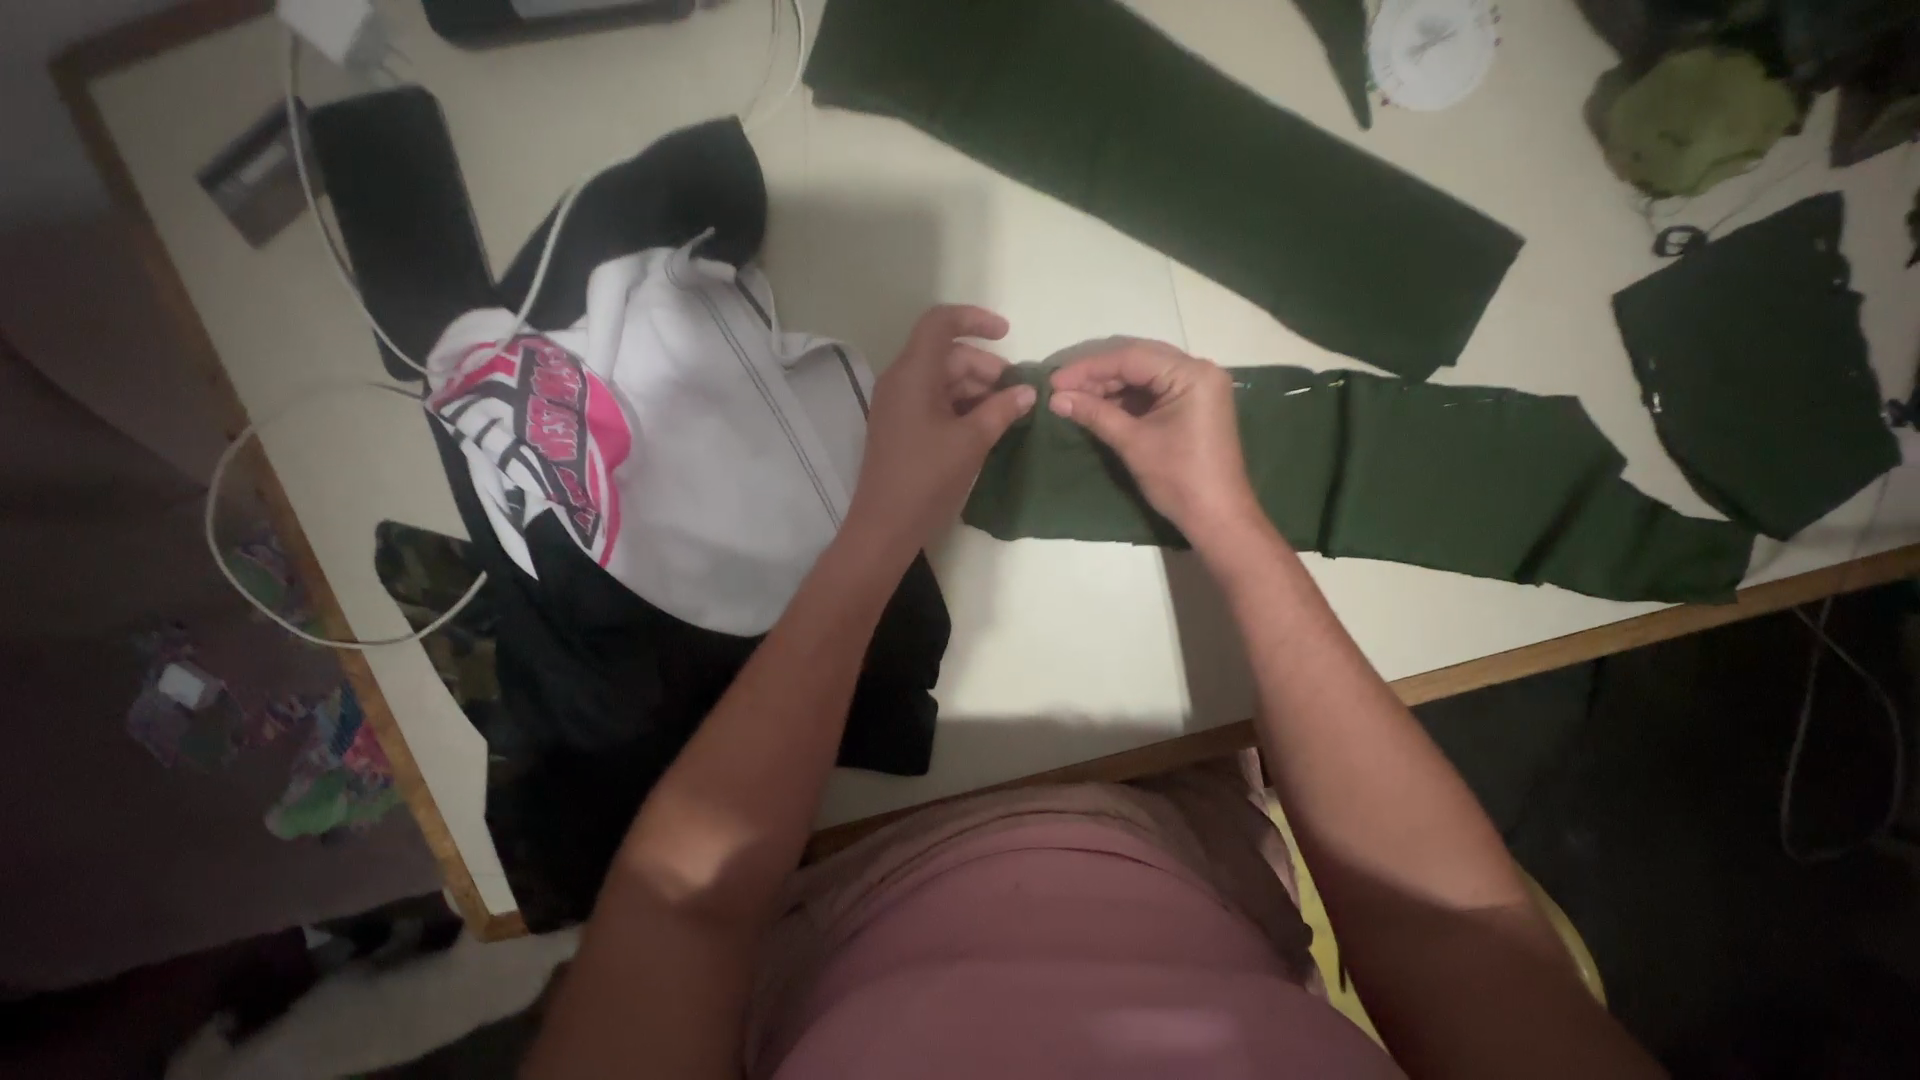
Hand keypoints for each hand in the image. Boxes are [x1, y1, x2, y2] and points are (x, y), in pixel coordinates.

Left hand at [845, 305, 1035, 554]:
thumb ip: (1001, 410)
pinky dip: (960, 405)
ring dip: (975, 388)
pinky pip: (932, 401)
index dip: (974, 319)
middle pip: (945, 353)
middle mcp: (900, 381)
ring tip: (1005, 411)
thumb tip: (1027, 392)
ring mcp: (897, 405)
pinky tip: (984, 425)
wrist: (885, 526)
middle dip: (983, 366)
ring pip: (941, 379)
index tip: (1006, 334)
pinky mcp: (899, 427)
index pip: (940, 323)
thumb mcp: (972, 442)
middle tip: (1014, 393)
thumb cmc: (927, 479)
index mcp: (912, 374)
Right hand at [1049, 339, 1262, 541]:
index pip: (1131, 357)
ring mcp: (1197, 387)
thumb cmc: (1179, 479)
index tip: (1055, 380)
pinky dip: (1125, 397)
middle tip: (1060, 387)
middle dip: (1097, 374)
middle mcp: (1198, 371)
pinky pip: (1152, 390)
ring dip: (1108, 385)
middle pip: (1138, 360)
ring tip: (1072, 397)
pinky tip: (1097, 404)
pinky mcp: (1191, 404)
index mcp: (1191, 374)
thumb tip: (1055, 398)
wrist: (1216, 516)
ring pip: (1143, 374)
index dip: (1088, 368)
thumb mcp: (1133, 442)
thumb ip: (1095, 413)